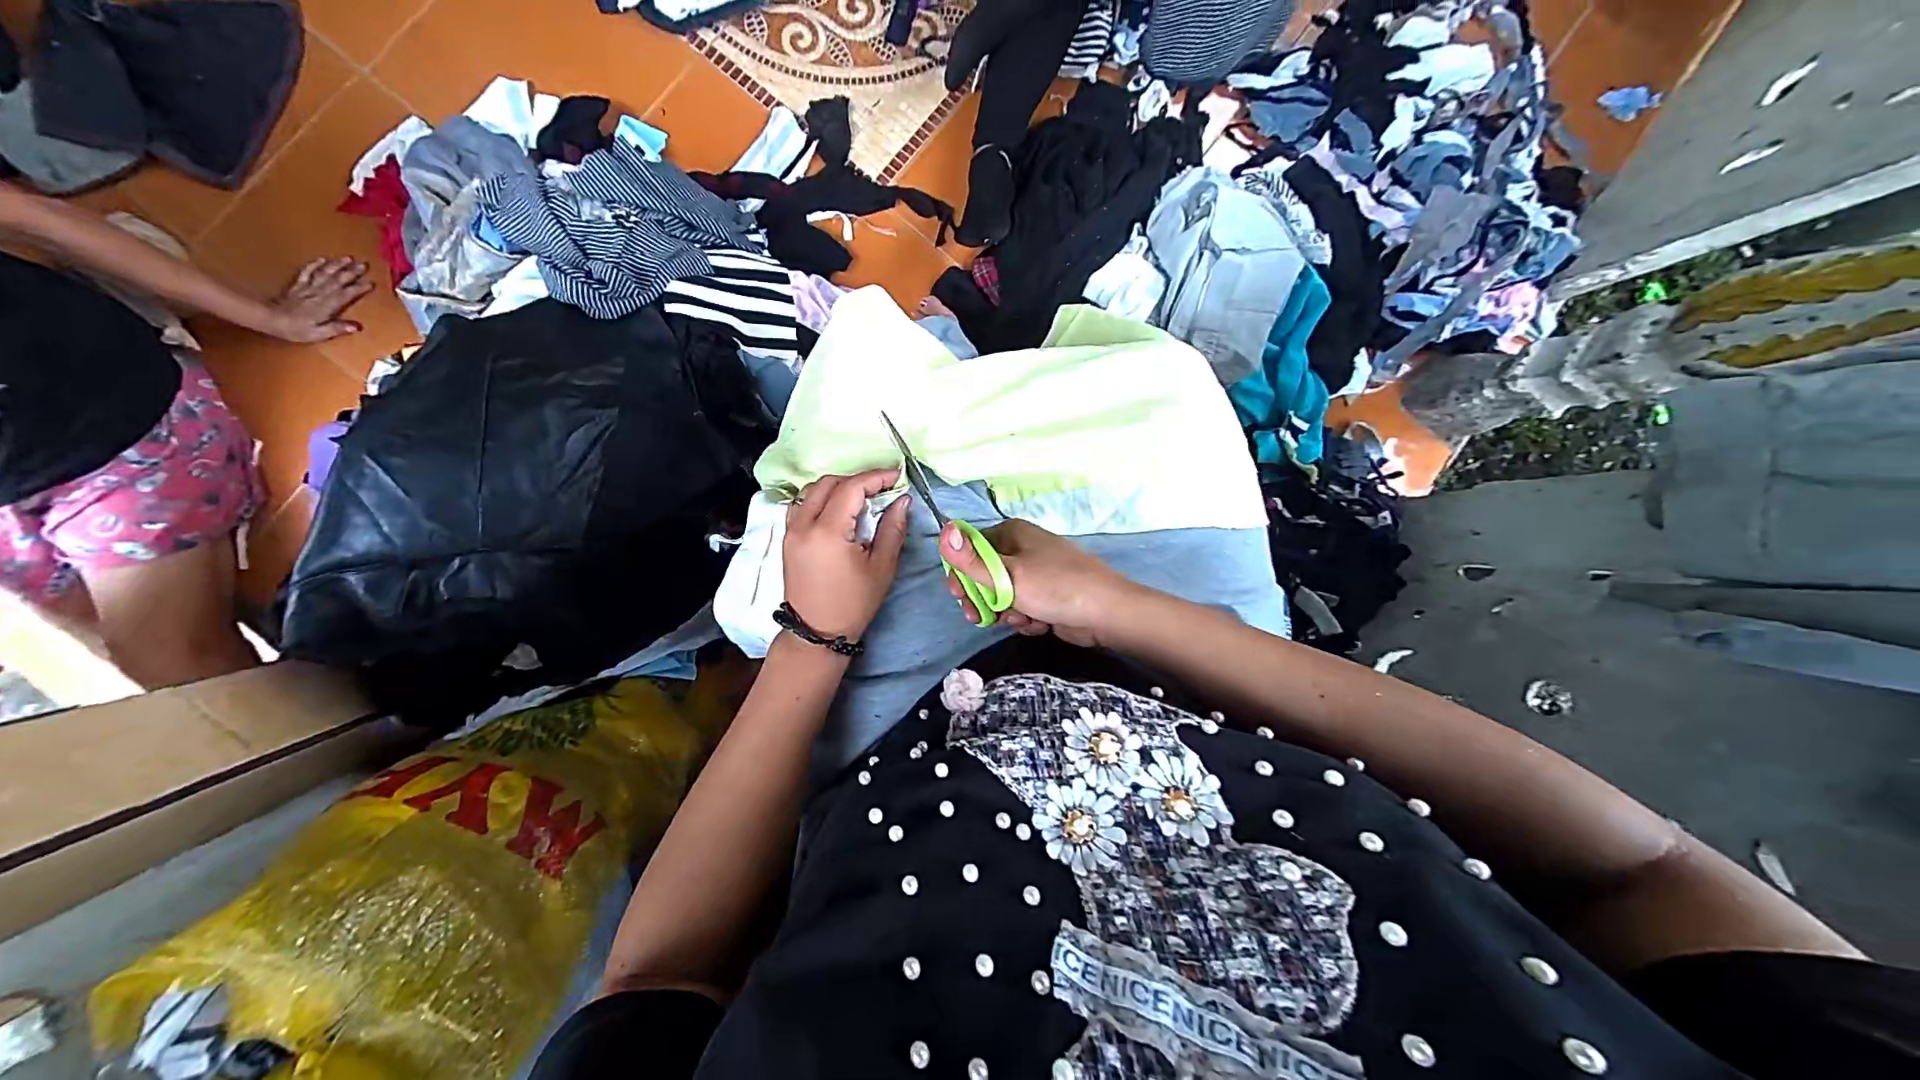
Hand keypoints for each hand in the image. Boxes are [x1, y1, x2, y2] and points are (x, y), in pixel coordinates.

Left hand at [262, 257, 372, 342]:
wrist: (268, 319)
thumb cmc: (296, 329)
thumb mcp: (318, 333)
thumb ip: (337, 329)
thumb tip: (357, 326)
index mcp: (326, 306)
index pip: (346, 294)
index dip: (359, 288)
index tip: (371, 282)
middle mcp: (318, 293)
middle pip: (337, 280)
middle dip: (351, 271)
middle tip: (363, 263)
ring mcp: (307, 287)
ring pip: (324, 273)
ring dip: (336, 264)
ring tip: (347, 257)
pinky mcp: (297, 285)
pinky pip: (306, 272)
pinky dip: (314, 264)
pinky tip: (322, 259)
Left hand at [783, 470, 910, 641]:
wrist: (818, 632)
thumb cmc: (853, 603)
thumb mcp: (882, 567)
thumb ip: (893, 528)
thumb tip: (902, 500)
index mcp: (827, 532)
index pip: (851, 488)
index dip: (876, 477)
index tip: (896, 476)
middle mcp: (803, 525)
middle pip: (829, 483)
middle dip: (857, 480)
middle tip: (882, 489)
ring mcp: (791, 531)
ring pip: (811, 491)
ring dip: (837, 487)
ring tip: (861, 499)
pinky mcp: (787, 538)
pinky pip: (801, 505)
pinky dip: (820, 499)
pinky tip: (838, 510)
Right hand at [943, 519, 1141, 645]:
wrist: (1106, 613)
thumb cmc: (1055, 587)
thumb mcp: (1006, 575)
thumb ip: (971, 560)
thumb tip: (942, 529)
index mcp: (1011, 533)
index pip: (971, 549)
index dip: (962, 574)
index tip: (960, 595)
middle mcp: (1023, 548)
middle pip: (985, 575)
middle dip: (985, 599)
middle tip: (982, 618)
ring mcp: (1037, 572)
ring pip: (1003, 595)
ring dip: (1007, 612)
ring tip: (1021, 619)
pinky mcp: (1047, 595)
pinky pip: (1023, 606)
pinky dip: (1026, 618)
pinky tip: (1038, 623)